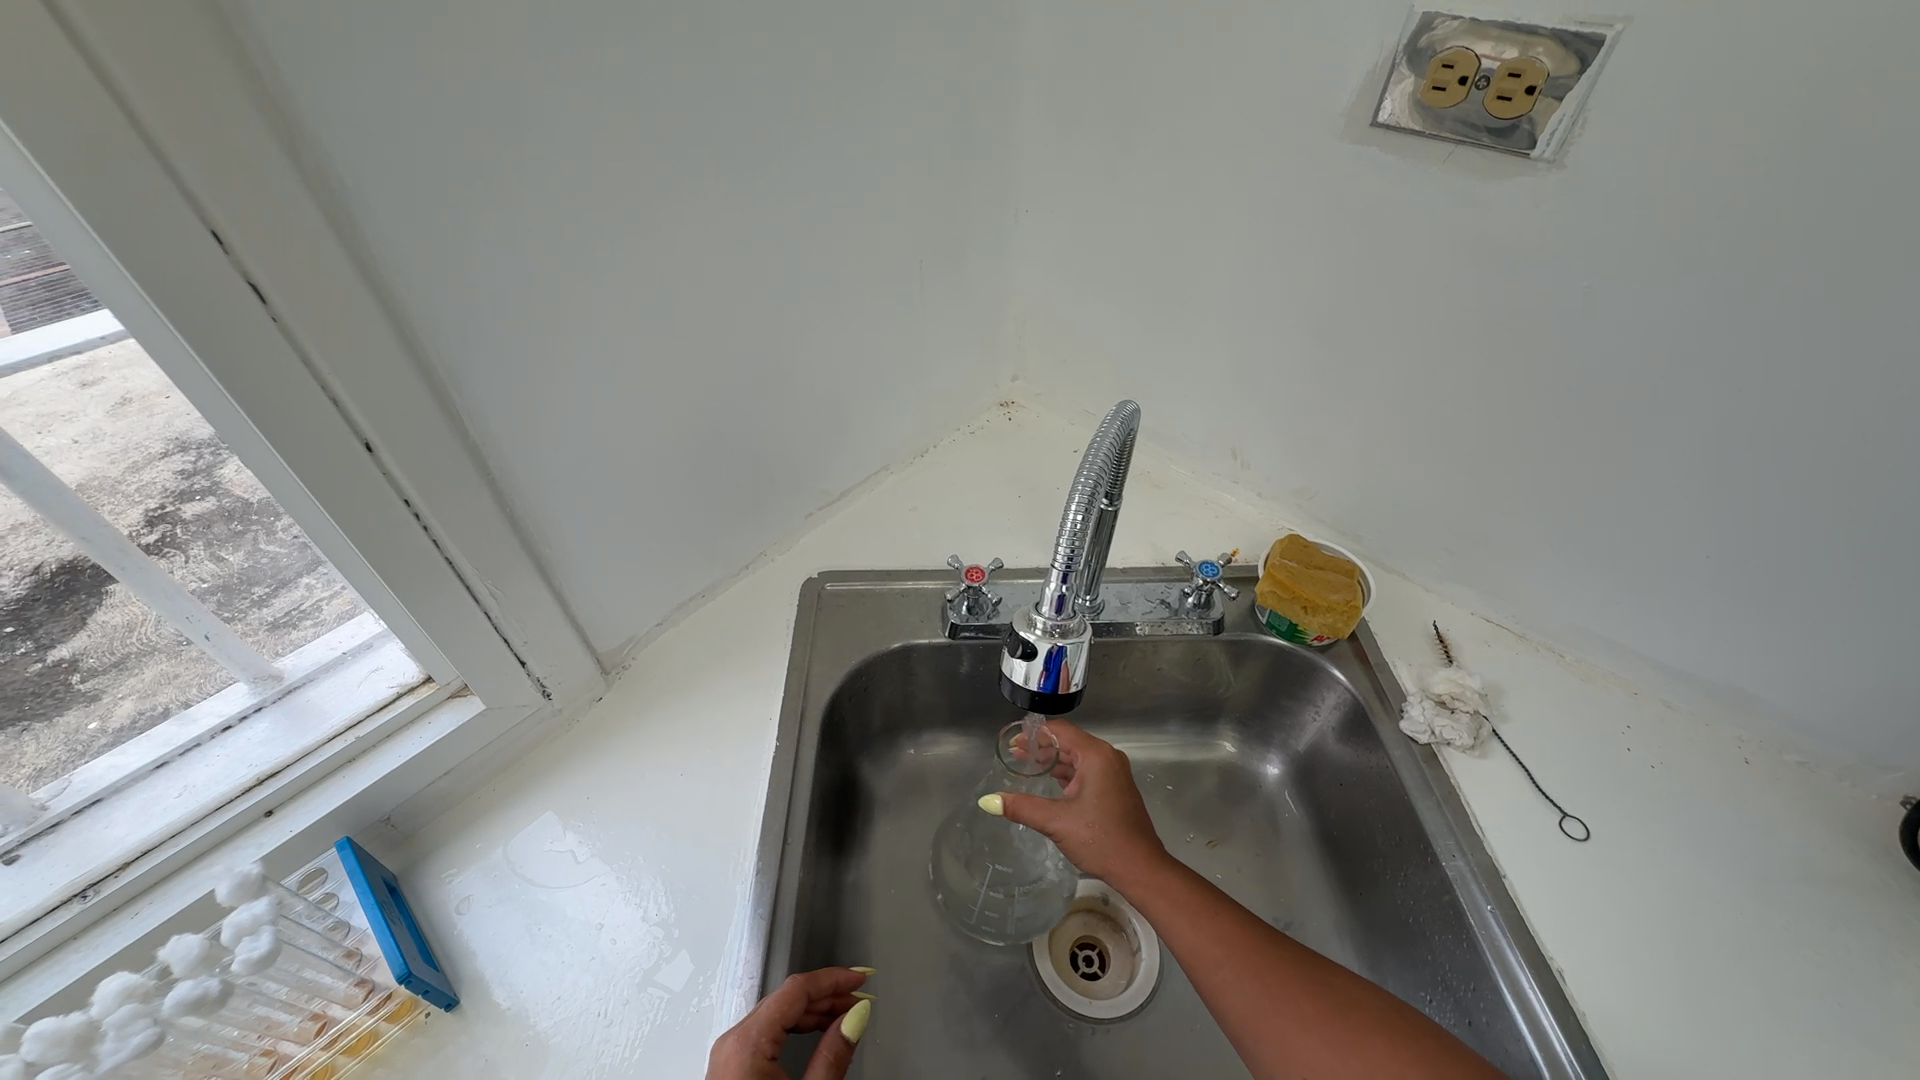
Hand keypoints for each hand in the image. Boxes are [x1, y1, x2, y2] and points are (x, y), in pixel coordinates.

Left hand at [706, 968, 872, 1079]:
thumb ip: (834, 1054)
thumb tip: (856, 1016)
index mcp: (747, 1043)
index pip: (797, 989)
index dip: (833, 979)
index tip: (860, 978)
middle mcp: (733, 1042)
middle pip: (787, 999)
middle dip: (827, 995)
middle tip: (860, 999)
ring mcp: (729, 1054)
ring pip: (778, 1014)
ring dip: (814, 1010)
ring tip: (845, 1015)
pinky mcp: (732, 1067)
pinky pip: (768, 1031)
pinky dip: (796, 1026)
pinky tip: (819, 1031)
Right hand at [989, 719, 1168, 886]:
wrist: (1140, 867)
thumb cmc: (1101, 839)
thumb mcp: (1057, 821)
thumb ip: (1021, 807)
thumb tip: (987, 801)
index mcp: (1095, 755)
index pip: (1060, 730)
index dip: (1034, 734)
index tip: (1012, 741)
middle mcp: (1106, 757)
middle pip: (1068, 742)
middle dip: (1040, 748)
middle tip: (1013, 755)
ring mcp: (1113, 772)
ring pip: (1077, 758)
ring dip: (1052, 761)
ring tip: (1025, 767)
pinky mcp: (1115, 788)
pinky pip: (1086, 771)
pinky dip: (1066, 774)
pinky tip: (1048, 783)